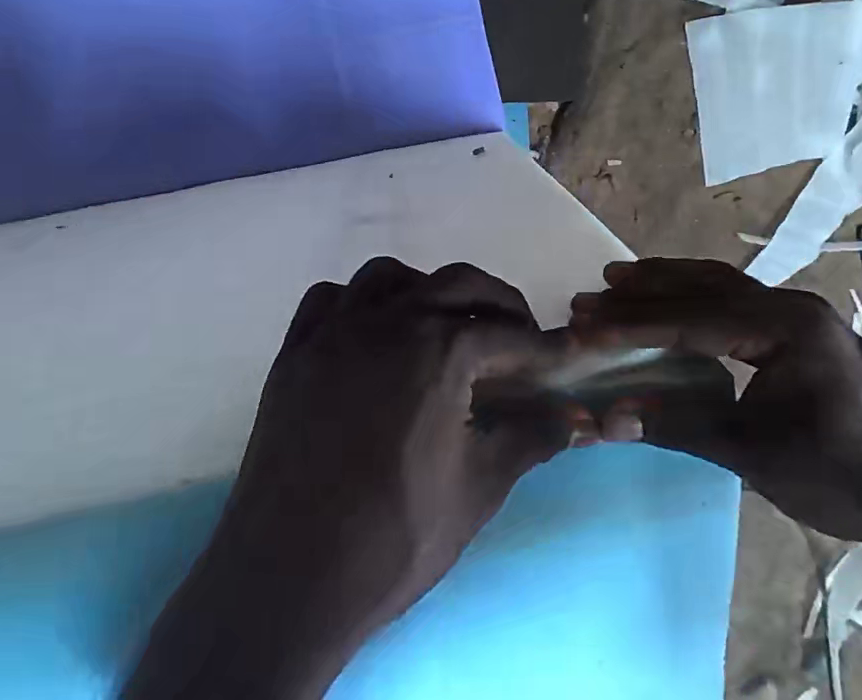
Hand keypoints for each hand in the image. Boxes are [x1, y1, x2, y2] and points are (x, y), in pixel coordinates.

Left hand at [126, 257, 588, 699]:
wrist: (288, 583)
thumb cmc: (395, 537)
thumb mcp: (479, 488)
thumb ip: (530, 439)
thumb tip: (573, 419)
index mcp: (440, 352)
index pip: (510, 335)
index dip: (544, 347)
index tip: (565, 355)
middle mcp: (389, 323)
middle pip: (458, 282)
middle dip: (499, 302)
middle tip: (518, 336)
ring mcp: (335, 333)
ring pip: (390, 277)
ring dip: (426, 290)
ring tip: (444, 326)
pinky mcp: (294, 354)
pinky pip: (331, 300)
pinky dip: (360, 303)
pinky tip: (374, 335)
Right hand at [570, 258, 861, 602]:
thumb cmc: (847, 476)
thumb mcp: (758, 456)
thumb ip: (682, 426)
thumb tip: (607, 418)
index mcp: (788, 326)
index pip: (694, 318)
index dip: (633, 327)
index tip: (583, 330)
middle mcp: (792, 304)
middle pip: (702, 289)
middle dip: (641, 296)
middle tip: (586, 299)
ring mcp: (799, 313)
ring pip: (719, 285)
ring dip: (666, 284)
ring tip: (616, 281)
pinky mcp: (801, 328)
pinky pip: (736, 300)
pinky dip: (695, 297)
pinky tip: (674, 300)